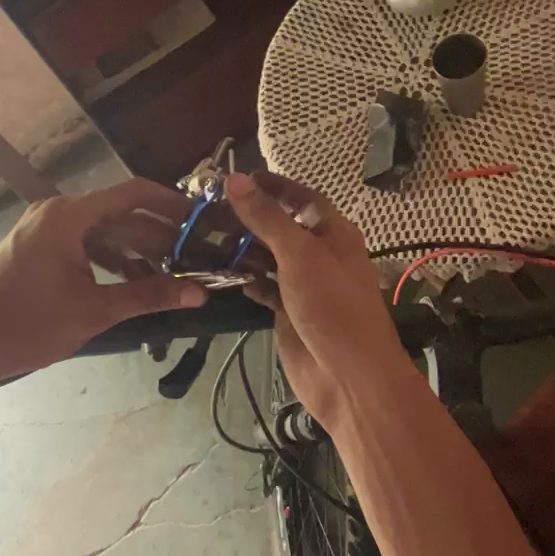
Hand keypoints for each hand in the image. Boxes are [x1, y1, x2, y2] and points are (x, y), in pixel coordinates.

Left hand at [0, 179, 207, 387]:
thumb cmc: (25, 326)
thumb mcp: (93, 311)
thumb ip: (149, 296)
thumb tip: (200, 293)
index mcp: (69, 216)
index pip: (134, 194)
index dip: (173, 204)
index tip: (205, 220)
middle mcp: (58, 213)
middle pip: (123, 215)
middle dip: (162, 236)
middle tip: (199, 255)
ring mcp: (47, 230)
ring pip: (107, 232)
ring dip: (140, 252)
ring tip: (176, 273)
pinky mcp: (40, 249)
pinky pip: (88, 245)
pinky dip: (114, 261)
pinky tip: (138, 283)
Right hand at [224, 172, 409, 424]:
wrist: (350, 377)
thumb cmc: (333, 306)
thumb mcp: (300, 254)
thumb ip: (267, 218)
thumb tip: (235, 178)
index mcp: (334, 233)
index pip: (302, 197)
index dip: (273, 186)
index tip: (237, 179)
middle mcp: (320, 255)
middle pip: (282, 227)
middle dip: (250, 218)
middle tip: (207, 211)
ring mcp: (305, 286)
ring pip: (270, 258)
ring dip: (243, 249)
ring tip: (204, 238)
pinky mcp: (290, 313)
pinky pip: (264, 288)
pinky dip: (246, 280)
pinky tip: (221, 275)